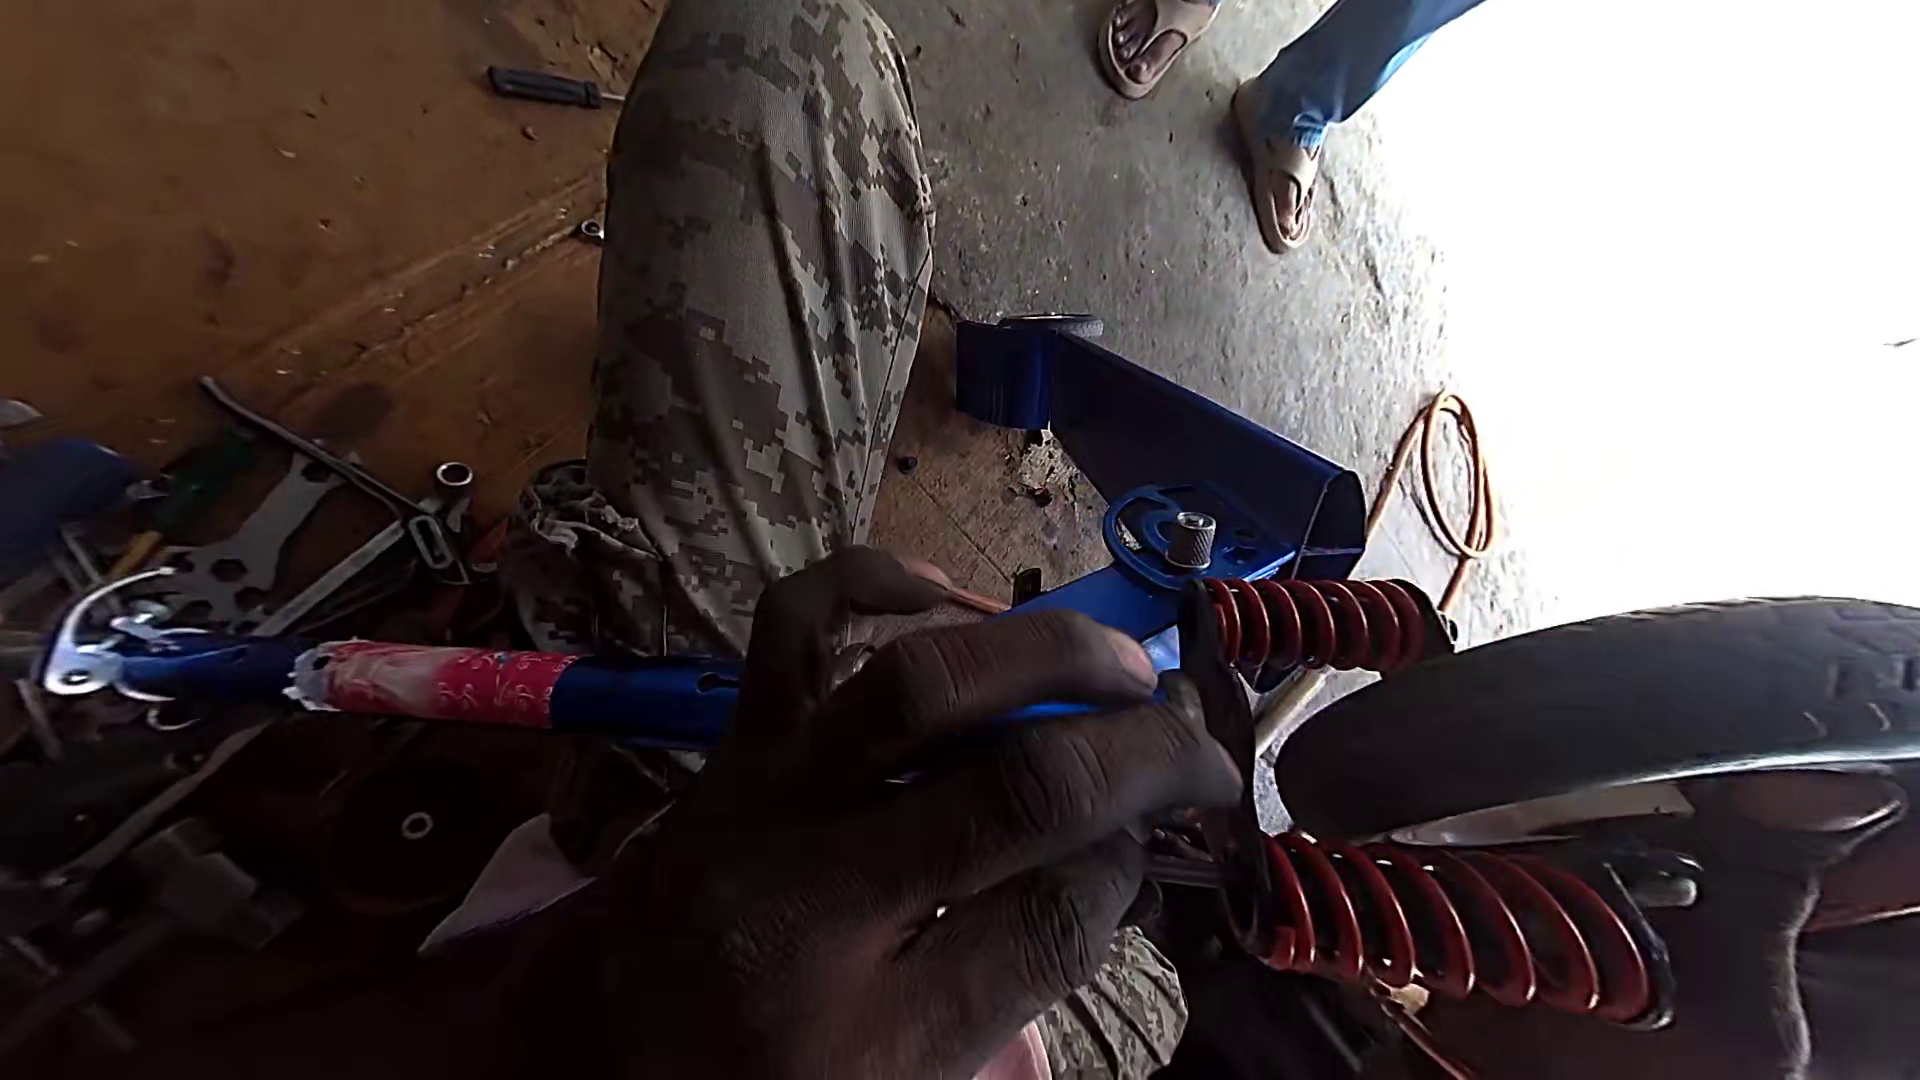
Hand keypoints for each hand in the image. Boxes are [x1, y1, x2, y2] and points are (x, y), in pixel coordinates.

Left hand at [602, 548, 1242, 1077]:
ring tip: (1107, 657)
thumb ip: (1017, 963)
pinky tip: (943, 591)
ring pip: (913, 682)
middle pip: (1009, 789)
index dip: (1128, 860)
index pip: (1047, 926)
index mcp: (863, 1041)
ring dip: (1039, 653)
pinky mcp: (737, 730)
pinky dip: (873, 578)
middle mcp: (811, 896)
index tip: (1166, 822)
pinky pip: (795, 618)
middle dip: (1129, 745)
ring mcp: (767, 786)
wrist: (597, 1041)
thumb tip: (1112, 843)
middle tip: (1183, 724)